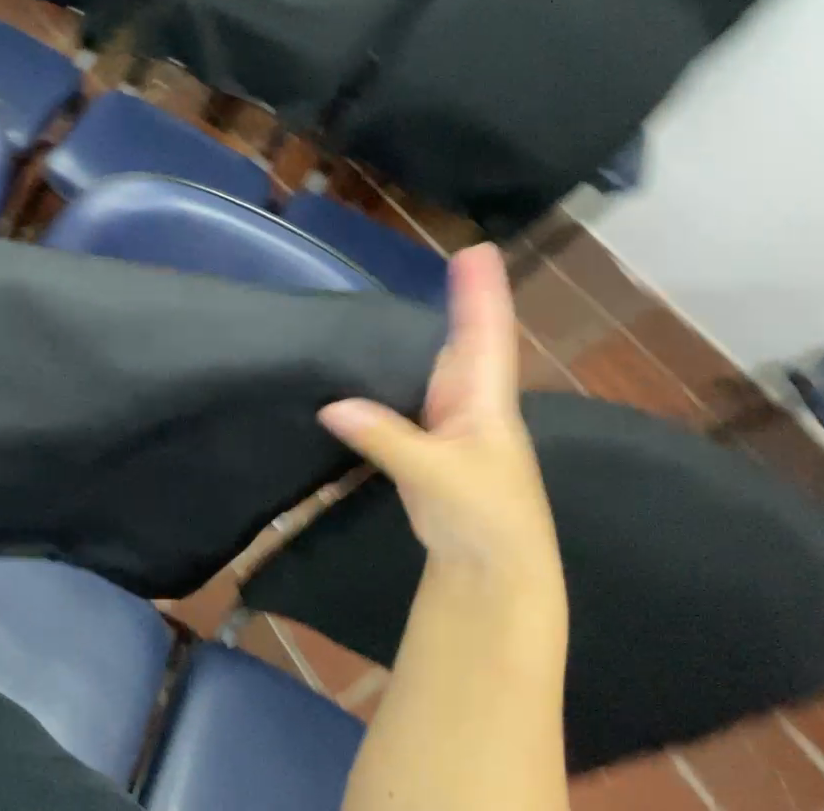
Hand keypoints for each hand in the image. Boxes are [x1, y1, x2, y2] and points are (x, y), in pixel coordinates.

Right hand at [317, 244, 559, 582]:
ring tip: (429, 298)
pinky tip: (380, 369)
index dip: (482, 295)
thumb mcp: (435, 475)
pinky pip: (413, 397)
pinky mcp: (427, 447)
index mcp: (484, 402)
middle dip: (467, 302)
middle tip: (463, 259)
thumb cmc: (484, 517)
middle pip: (469, 344)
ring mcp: (450, 427)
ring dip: (434, 335)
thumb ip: (387, 438)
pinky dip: (400, 375)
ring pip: (439, 370)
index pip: (486, 338)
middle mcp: (471, 405)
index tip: (479, 250)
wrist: (491, 571)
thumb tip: (331, 404)